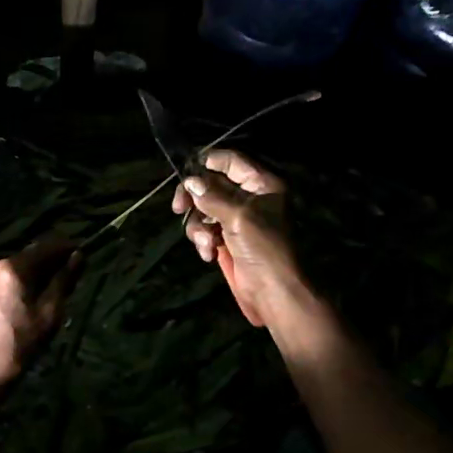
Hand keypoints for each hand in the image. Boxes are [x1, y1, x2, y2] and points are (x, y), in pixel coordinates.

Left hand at [0, 240, 82, 405]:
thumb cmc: (23, 341)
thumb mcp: (50, 311)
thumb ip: (64, 279)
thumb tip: (78, 256)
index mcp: (12, 267)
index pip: (45, 247)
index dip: (66, 247)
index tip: (82, 251)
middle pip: (30, 254)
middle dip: (52, 259)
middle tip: (72, 268)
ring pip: (18, 264)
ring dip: (37, 269)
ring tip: (56, 281)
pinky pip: (7, 275)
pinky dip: (23, 278)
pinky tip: (34, 291)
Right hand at [170, 149, 306, 327]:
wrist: (273, 291)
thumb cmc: (264, 247)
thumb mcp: (238, 217)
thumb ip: (212, 196)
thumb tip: (189, 181)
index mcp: (261, 184)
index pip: (231, 161)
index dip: (208, 162)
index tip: (186, 172)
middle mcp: (249, 197)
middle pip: (211, 184)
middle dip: (194, 198)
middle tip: (178, 208)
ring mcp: (237, 218)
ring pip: (203, 208)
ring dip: (198, 225)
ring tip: (206, 242)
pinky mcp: (227, 238)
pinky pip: (205, 229)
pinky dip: (202, 240)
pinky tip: (209, 253)